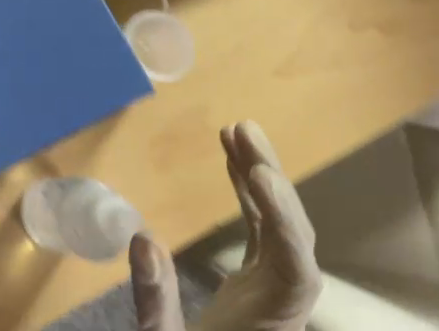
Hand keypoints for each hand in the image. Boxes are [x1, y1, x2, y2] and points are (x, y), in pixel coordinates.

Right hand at [130, 122, 320, 330]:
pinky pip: (262, 237)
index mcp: (269, 326)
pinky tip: (232, 167)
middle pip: (294, 238)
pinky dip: (249, 200)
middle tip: (241, 129)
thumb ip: (155, 304)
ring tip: (234, 130)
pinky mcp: (257, 292)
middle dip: (271, 181)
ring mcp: (271, 297)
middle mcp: (281, 308)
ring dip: (259, 181)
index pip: (296, 269)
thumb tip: (142, 235)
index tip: (258, 174)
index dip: (284, 219)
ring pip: (280, 232)